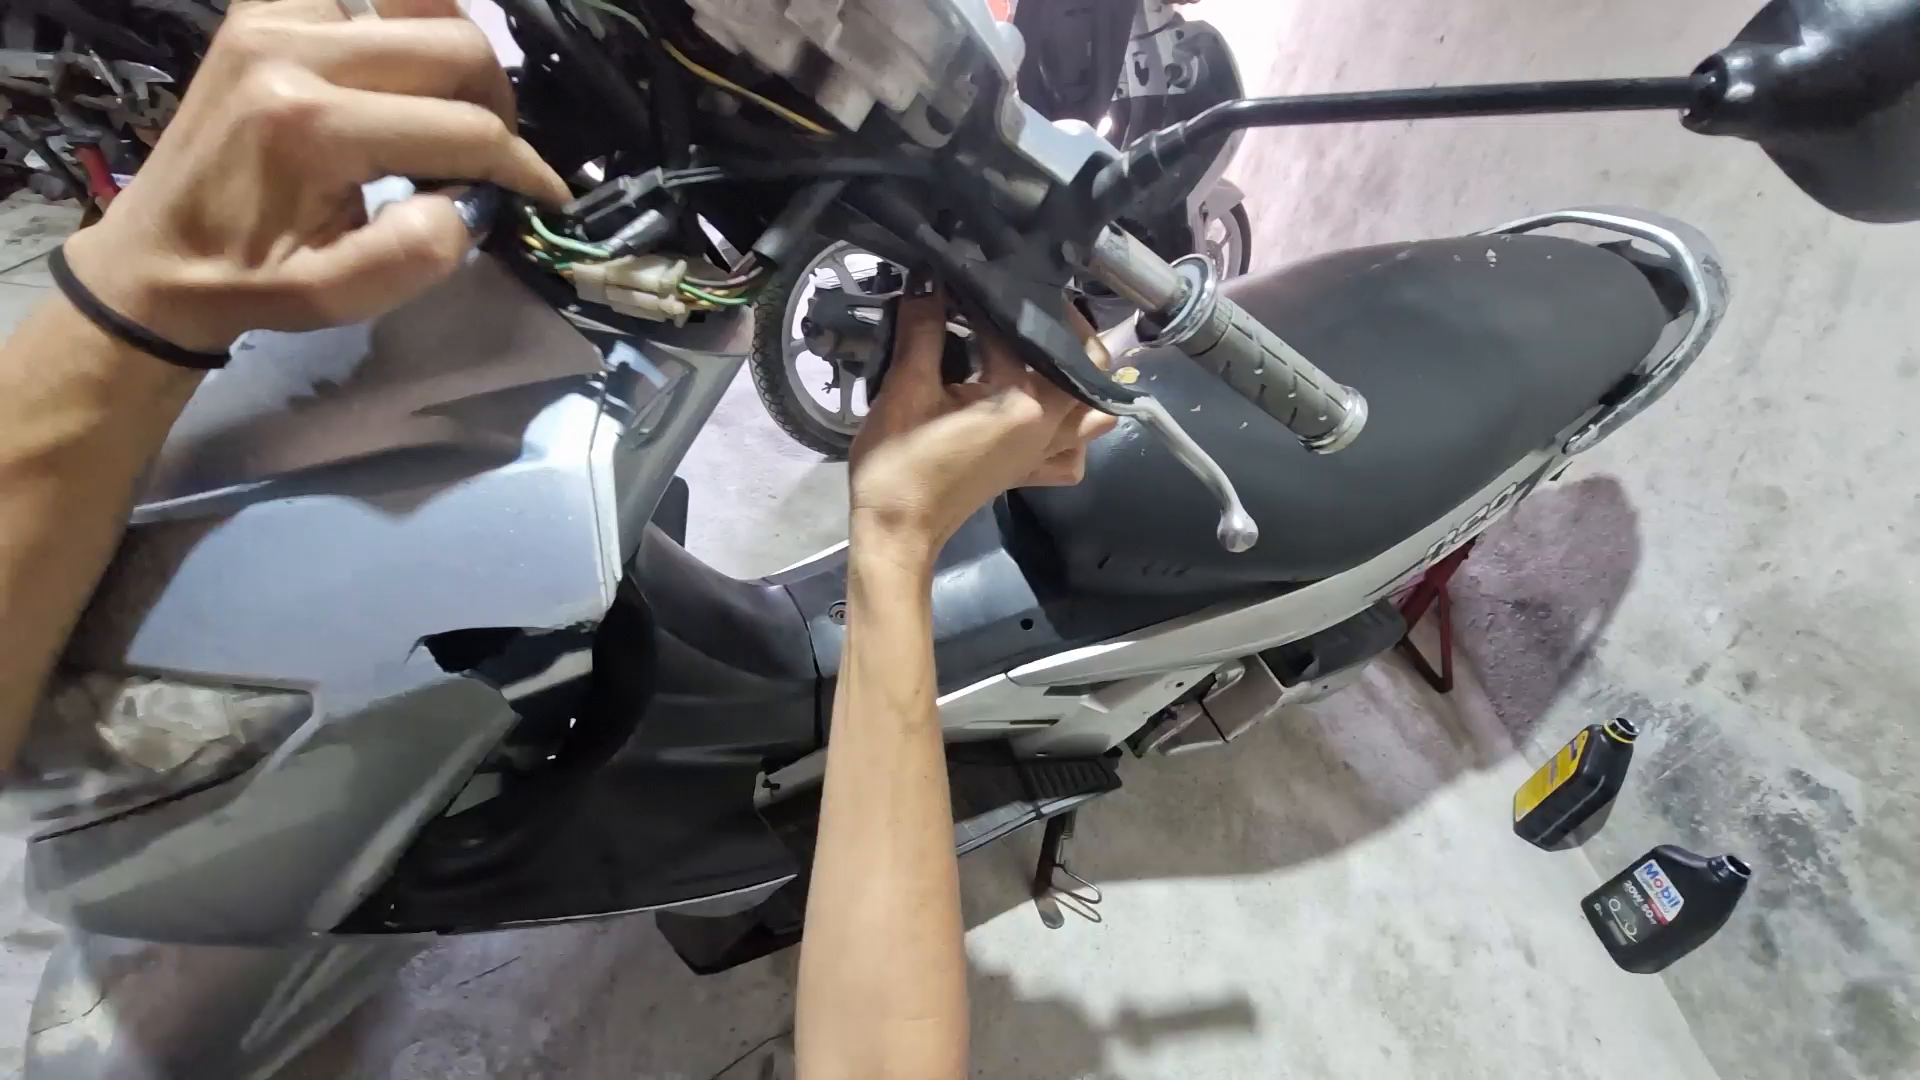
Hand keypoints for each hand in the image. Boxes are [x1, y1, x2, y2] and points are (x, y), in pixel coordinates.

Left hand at [60, 0, 569, 352]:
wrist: (159, 251)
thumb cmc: (258, 280)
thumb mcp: (343, 295)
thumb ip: (420, 252)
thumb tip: (477, 201)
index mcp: (314, 128)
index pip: (468, 129)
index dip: (526, 168)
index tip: (547, 197)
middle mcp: (293, 51)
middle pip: (457, 46)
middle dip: (502, 108)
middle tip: (497, 159)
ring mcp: (273, 18)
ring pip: (422, 3)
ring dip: (463, 57)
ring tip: (461, 111)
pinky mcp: (265, 10)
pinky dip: (410, 20)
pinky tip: (416, 70)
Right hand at [848, 293, 1116, 565]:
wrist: (897, 531)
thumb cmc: (898, 464)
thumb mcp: (905, 390)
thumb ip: (923, 331)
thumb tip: (928, 280)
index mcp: (1021, 403)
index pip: (1016, 335)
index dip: (989, 300)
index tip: (968, 280)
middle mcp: (1047, 427)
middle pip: (1088, 367)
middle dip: (1068, 329)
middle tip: (1032, 305)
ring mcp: (1044, 454)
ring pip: (1094, 413)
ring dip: (1082, 382)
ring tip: (1048, 355)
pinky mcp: (1031, 474)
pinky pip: (1072, 453)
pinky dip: (1071, 434)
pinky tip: (1046, 415)